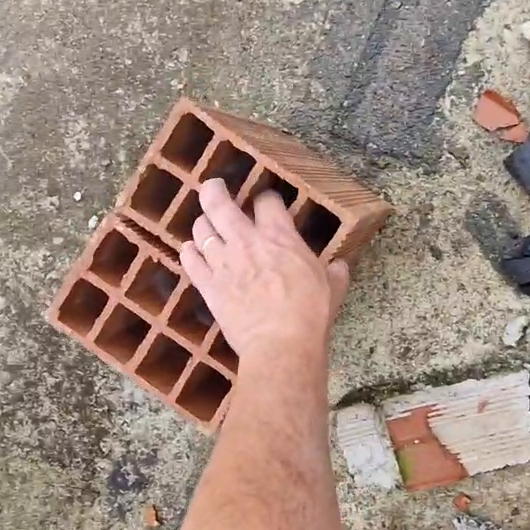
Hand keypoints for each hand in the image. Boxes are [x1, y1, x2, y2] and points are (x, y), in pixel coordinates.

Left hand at [180, 179, 350, 364]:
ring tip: (206, 223)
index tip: (267, 203)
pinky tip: (190, 249)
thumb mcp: (331, 288)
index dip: (266, 199)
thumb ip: (334, 272)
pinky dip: (189, 252)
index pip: (267, 201)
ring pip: (202, 229)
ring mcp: (224, 262)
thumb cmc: (310, 313)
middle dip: (214, 190)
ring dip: (203, 223)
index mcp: (280, 236)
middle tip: (214, 186)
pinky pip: (191, 261)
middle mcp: (247, 241)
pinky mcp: (209, 286)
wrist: (281, 343)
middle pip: (220, 203)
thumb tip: (340, 266)